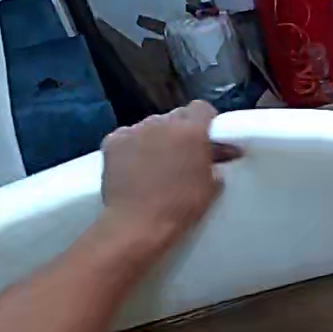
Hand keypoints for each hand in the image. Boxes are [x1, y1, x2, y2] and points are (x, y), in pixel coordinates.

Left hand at [99, 101, 237, 248]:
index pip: (202, 108)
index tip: (206, 137)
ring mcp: (134, 130)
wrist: (139, 223)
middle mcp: (162, 122)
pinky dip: (133, 146)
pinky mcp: (112, 141)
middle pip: (176, 116)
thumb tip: (220, 153)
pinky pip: (127, 136)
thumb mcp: (210, 186)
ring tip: (157, 161)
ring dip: (158, 137)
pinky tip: (134, 165)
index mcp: (191, 130)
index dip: (205, 121)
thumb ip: (215, 162)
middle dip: (182, 130)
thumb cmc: (181, 207)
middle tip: (183, 153)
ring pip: (151, 125)